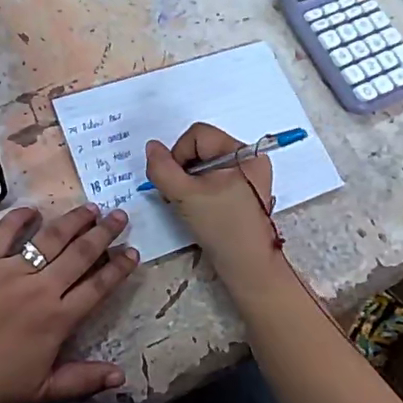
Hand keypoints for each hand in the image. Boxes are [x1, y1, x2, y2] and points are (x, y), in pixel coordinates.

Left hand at [0, 204, 138, 402]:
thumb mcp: (42, 392)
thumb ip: (82, 381)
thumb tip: (121, 377)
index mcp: (57, 320)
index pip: (98, 287)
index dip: (119, 268)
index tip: (132, 251)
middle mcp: (39, 289)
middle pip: (80, 254)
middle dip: (103, 233)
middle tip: (120, 216)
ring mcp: (10, 271)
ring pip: (50, 238)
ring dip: (73, 221)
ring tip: (90, 208)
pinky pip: (4, 233)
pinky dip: (19, 218)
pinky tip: (33, 209)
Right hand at [143, 124, 277, 273]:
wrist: (248, 267)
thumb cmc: (221, 227)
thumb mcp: (184, 195)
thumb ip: (162, 168)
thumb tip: (152, 147)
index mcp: (244, 152)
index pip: (198, 135)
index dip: (179, 154)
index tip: (176, 183)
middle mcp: (250, 159)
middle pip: (201, 147)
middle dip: (183, 169)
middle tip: (178, 195)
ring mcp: (249, 177)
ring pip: (205, 164)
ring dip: (188, 181)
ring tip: (187, 204)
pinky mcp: (244, 193)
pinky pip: (214, 178)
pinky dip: (199, 189)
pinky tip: (197, 208)